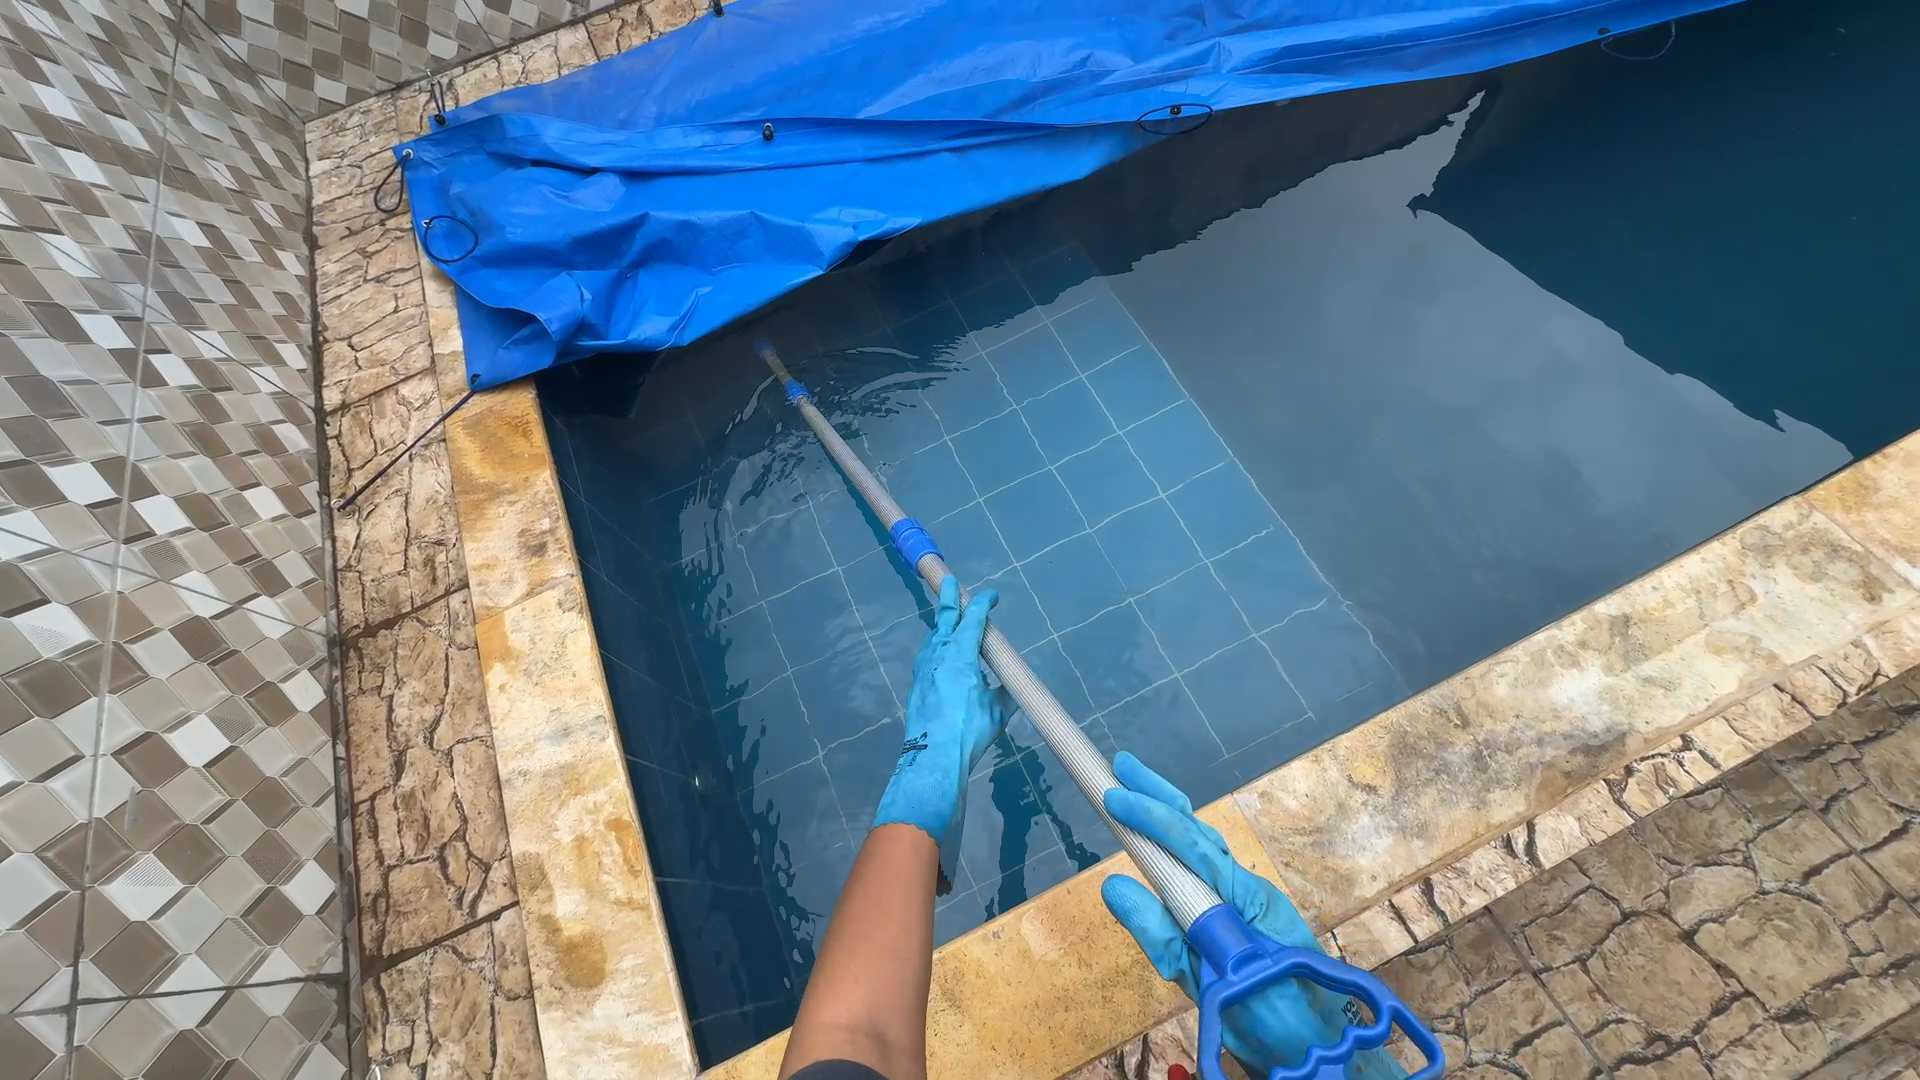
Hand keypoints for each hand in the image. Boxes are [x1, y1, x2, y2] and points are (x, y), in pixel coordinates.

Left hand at [873, 577, 1010, 848]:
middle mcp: (939, 653)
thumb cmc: (969, 729)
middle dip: (949, 598)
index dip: (983, 603)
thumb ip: (1004, 693)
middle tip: (949, 581)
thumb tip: (1012, 688)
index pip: (973, 618)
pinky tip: (940, 654)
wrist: (933, 754)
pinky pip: (928, 655)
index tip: (992, 596)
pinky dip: (937, 647)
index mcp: (961, 653)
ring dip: (942, 625)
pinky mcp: (917, 684)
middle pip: (945, 618)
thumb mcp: (997, 710)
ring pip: (933, 637)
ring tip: (948, 619)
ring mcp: (924, 668)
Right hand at [1100, 752, 1403, 1078]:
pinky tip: (1160, 835)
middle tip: (1120, 765)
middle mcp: (1246, 886)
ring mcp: (1246, 896)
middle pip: (1197, 830)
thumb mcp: (1209, 984)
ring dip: (1167, 810)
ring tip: (1132, 786)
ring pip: (1202, 841)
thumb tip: (1114, 885)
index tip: (1114, 797)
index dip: (1151, 818)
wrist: (1320, 1051)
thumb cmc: (1273, 1020)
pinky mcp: (1239, 910)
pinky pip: (1205, 865)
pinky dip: (1178, 839)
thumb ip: (1161, 936)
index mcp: (1246, 898)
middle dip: (1157, 794)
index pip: (1191, 846)